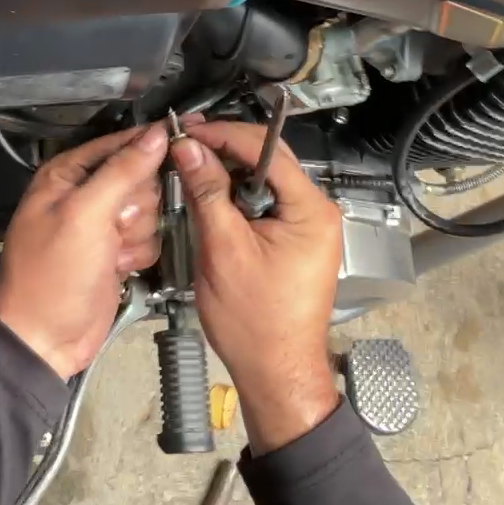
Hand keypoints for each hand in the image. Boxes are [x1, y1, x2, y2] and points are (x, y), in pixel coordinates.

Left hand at [0, 124, 167, 378]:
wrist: (46, 339)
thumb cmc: (52, 274)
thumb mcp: (85, 215)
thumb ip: (123, 171)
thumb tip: (156, 135)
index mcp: (68, 174)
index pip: (119, 143)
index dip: (147, 145)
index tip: (181, 140)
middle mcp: (86, 194)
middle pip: (142, 178)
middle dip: (136, 204)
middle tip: (117, 224)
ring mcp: (103, 225)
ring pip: (150, 210)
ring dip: (136, 233)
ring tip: (111, 250)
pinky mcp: (118, 251)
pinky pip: (149, 239)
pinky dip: (137, 254)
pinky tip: (117, 266)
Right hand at [171, 121, 345, 453]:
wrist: (275, 371)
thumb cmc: (257, 324)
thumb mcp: (223, 248)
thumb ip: (207, 192)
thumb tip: (189, 149)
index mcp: (310, 210)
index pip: (264, 148)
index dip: (222, 134)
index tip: (189, 133)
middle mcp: (317, 211)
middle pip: (268, 157)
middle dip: (224, 146)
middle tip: (186, 143)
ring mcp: (308, 225)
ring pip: (264, 177)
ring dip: (228, 168)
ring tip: (192, 166)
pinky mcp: (295, 238)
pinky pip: (265, 199)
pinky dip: (236, 192)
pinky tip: (211, 194)